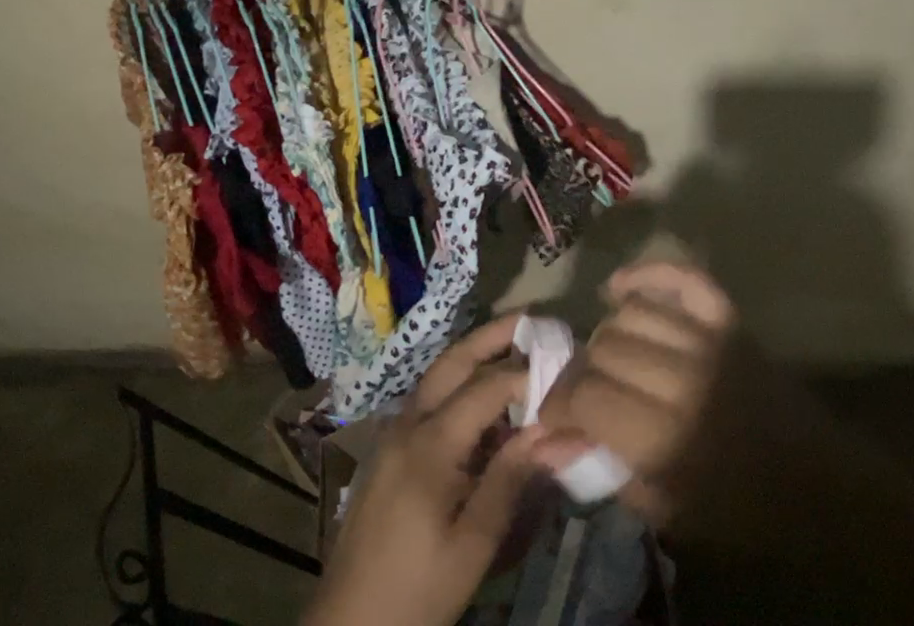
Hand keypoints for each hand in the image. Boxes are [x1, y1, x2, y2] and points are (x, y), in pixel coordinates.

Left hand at [303, 315, 544, 625]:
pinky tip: (479, 409)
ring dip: (470, 358)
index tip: (564, 367)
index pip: (486, 388)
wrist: (349, 625)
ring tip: (509, 349)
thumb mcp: (475, 542)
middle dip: (489, 337)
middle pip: (449, 365)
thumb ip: (514, 479)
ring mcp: (389, 439)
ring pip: (432, 381)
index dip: (526, 375)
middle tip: (529, 318)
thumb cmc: (418, 587)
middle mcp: (406, 427)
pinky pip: (424, 406)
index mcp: (430, 444)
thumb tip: (560, 430)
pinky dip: (454, 389)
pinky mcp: (385, 456)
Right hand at [536, 259, 735, 523]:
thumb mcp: (665, 510)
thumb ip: (600, 469)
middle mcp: (686, 379)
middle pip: (605, 351)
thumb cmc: (740, 512)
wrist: (820, 486)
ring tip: (605, 364)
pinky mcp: (732, 323)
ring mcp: (712, 343)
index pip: (587, 395)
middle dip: (579, 375)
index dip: (558, 405)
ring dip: (606, 336)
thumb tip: (541, 442)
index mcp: (669, 437)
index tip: (552, 419)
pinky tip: (619, 289)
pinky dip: (649, 275)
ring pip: (633, 316)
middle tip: (580, 398)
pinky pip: (684, 280)